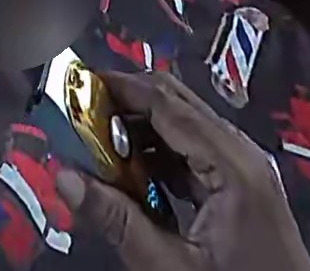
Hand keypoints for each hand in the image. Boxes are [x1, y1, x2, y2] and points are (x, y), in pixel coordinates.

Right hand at [55, 70, 309, 270]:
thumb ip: (117, 221)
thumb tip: (63, 177)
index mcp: (232, 164)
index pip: (164, 101)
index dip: (118, 88)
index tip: (77, 87)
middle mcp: (242, 154)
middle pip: (174, 102)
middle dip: (125, 104)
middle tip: (83, 116)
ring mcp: (245, 170)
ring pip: (181, 124)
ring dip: (140, 129)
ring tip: (102, 150)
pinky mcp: (242, 188)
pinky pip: (192, 150)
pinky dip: (158, 153)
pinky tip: (134, 177)